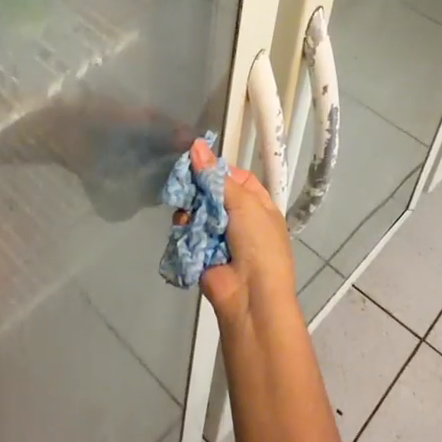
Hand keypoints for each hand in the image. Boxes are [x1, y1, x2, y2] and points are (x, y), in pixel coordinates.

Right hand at [178, 140, 297, 326]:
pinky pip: (188, 230)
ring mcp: (219, 236)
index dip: (218, 169)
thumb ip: (216, 177)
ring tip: (184, 204)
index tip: (198, 159)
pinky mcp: (201, 250)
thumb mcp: (244, 204)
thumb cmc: (258, 245)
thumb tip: (195, 145)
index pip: (236, 178)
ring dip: (190, 206)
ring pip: (197, 210)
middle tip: (182, 177)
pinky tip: (182, 223)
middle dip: (198, 186)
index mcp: (259, 206)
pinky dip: (184, 226)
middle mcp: (240, 219)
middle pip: (212, 193)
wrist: (250, 296)